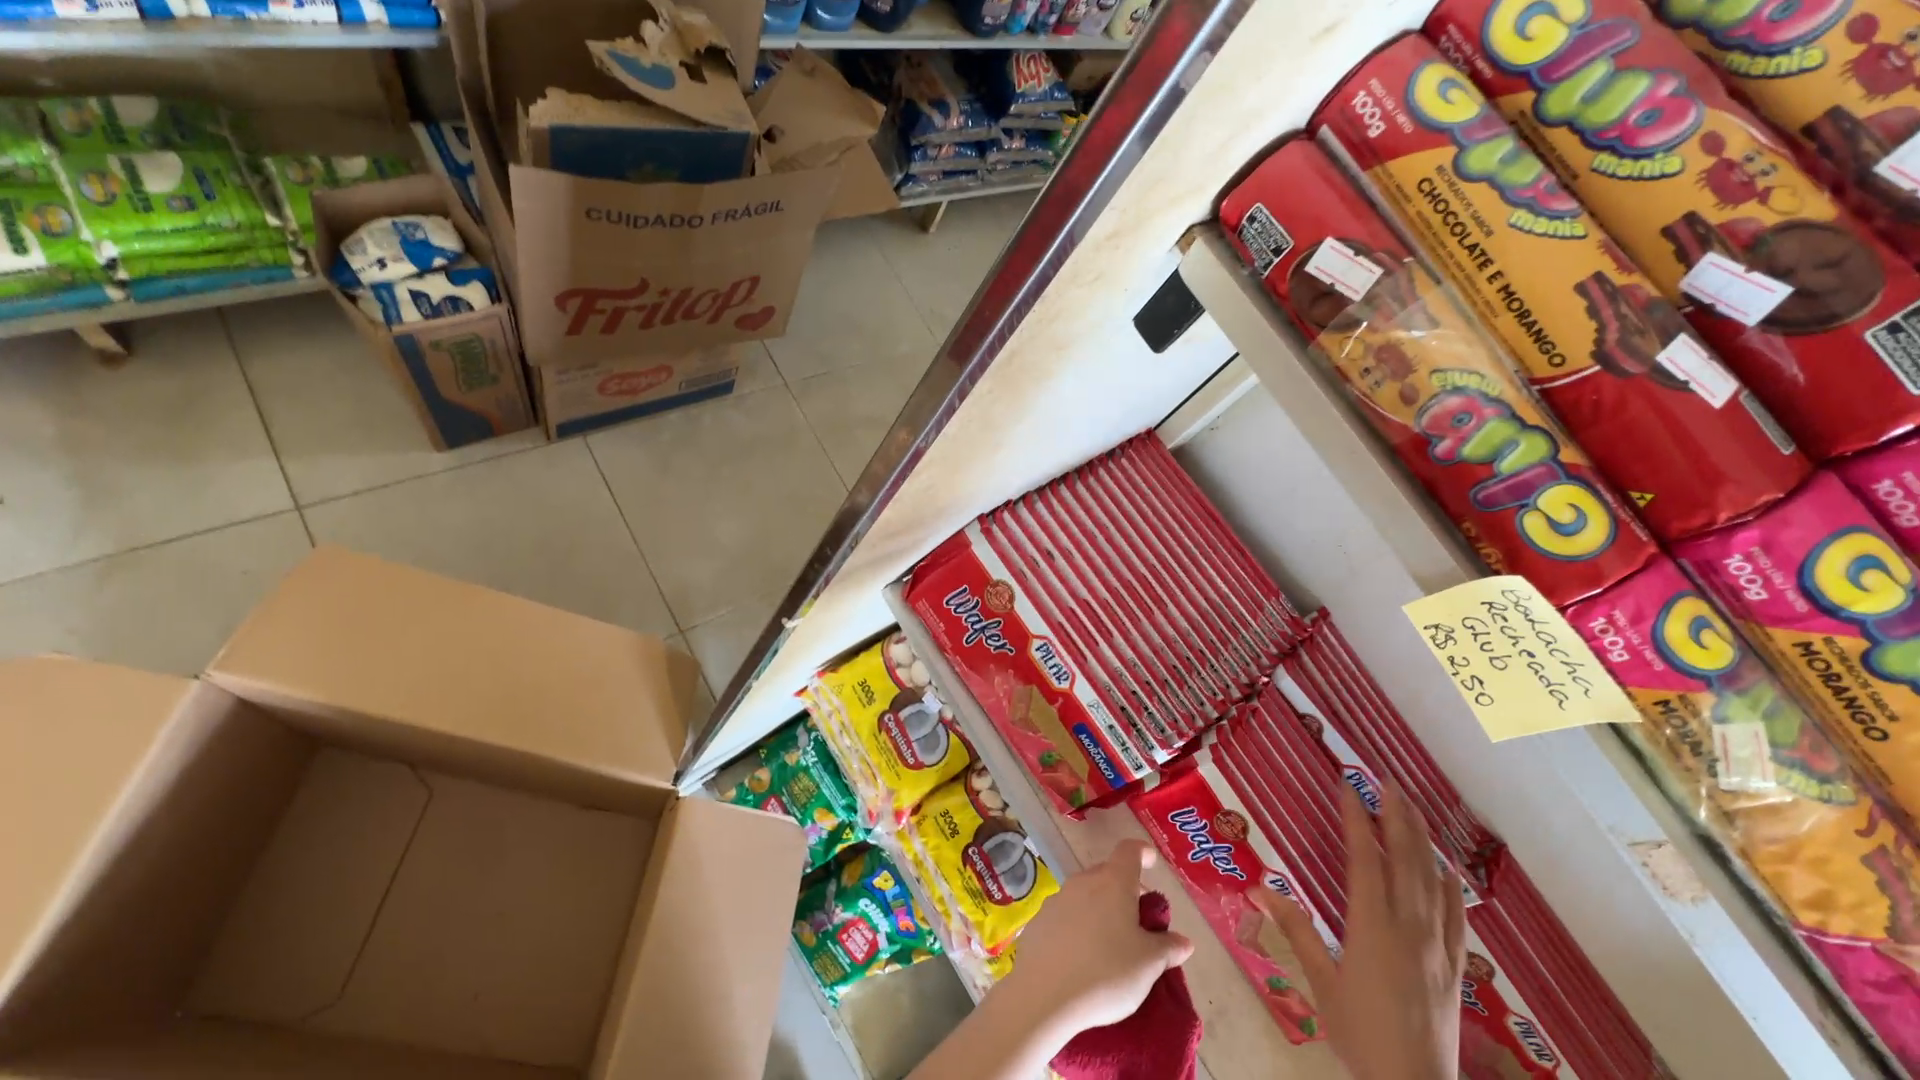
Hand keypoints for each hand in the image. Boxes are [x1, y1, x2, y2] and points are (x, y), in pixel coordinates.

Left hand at [998, 839, 1195, 1039]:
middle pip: (1107, 873)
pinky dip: (1077, 926)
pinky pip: (1064, 916)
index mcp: (1113, 883)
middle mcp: (1082, 882)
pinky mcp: (1037, 923)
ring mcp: (1056, 901)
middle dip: (1125, 889)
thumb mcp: (1149, 964)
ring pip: (1084, 895)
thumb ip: (1168, 948)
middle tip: (1138, 919)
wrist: (1043, 996)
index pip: (1130, 851)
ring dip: (1100, 908)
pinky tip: (1081, 956)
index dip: (1143, 853)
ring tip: (1110, 942)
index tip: (1151, 862)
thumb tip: (1183, 942)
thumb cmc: (1106, 973)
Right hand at [1254, 784, 1465, 1079]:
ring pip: (1433, 880)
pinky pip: (1457, 915)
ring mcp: (1438, 944)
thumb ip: (1296, 932)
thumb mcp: (1320, 984)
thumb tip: (1259, 888)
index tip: (1348, 787)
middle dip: (1396, 817)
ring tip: (1413, 810)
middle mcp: (1410, 926)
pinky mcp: (1455, 965)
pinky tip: (1446, 870)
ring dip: (1422, 840)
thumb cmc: (1359, 1034)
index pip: (1364, 860)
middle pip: (1405, 860)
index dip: (1355, 820)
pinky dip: (1450, 885)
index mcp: (1372, 928)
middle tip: (1387, 782)